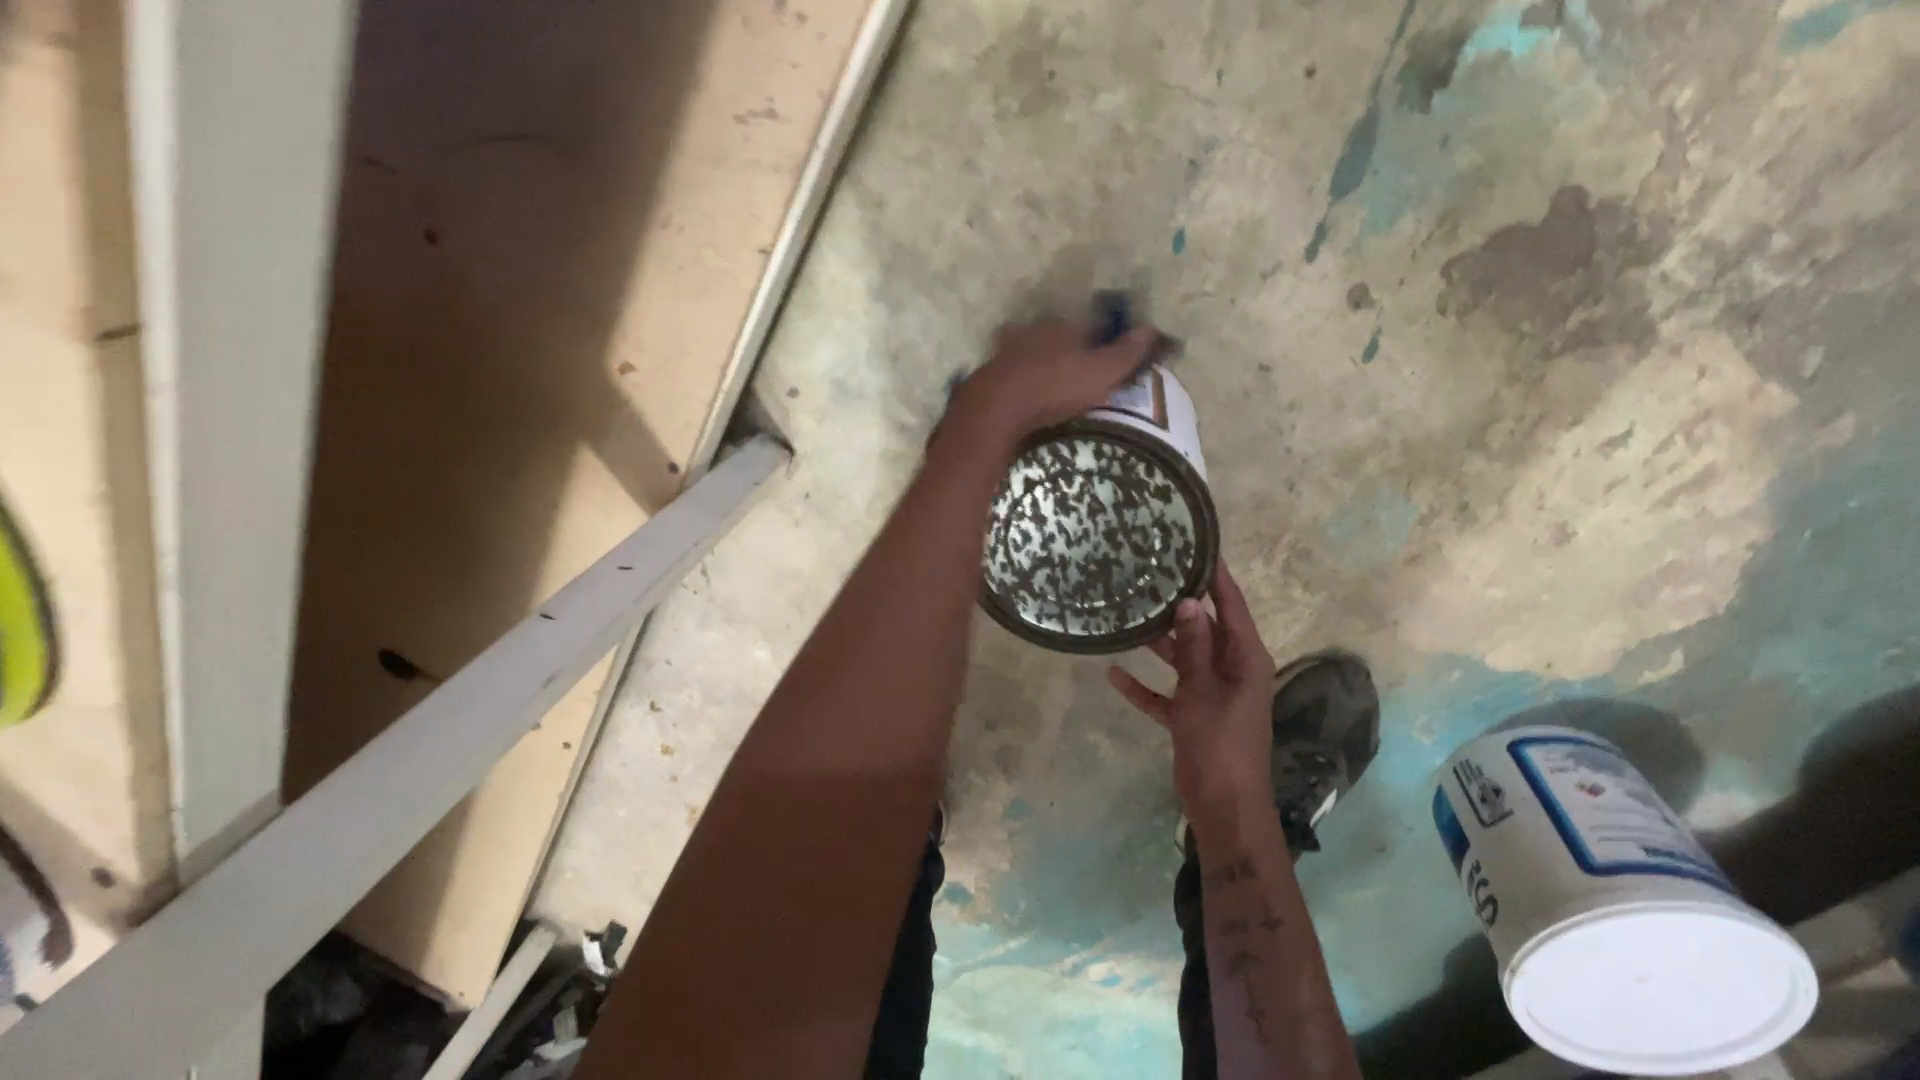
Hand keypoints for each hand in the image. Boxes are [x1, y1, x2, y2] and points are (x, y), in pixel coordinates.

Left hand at [946, 318, 1165, 442]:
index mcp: (1063, 325)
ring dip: (1037, 364)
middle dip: (1064, 351)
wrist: (998, 407)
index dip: (1098, 343)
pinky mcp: (988, 373)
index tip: (1103, 361)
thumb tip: (1151, 330)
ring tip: (1047, 387)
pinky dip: (1017, 381)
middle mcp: (1033, 330)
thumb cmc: (1056, 387)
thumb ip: (1125, 353)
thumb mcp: (1101, 373)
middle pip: (1054, 337)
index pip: (1088, 327)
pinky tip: (1021, 396)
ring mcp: (1006, 350)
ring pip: (1028, 352)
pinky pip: (1009, 374)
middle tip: (1073, 375)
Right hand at [1108, 560, 1276, 828]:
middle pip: (1206, 630)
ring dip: (1160, 643)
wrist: (1223, 807)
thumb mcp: (1203, 690)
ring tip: (1129, 615)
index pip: (1233, 608)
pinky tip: (1114, 674)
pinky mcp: (1192, 718)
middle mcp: (1232, 671)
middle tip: (1151, 576)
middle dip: (1182, 607)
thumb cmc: (1220, 744)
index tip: (1200, 548)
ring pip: (1184, 658)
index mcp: (1246, 660)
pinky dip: (1145, 686)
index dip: (1218, 579)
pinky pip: (1166, 694)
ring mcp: (1212, 695)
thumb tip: (1189, 602)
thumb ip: (1194, 647)